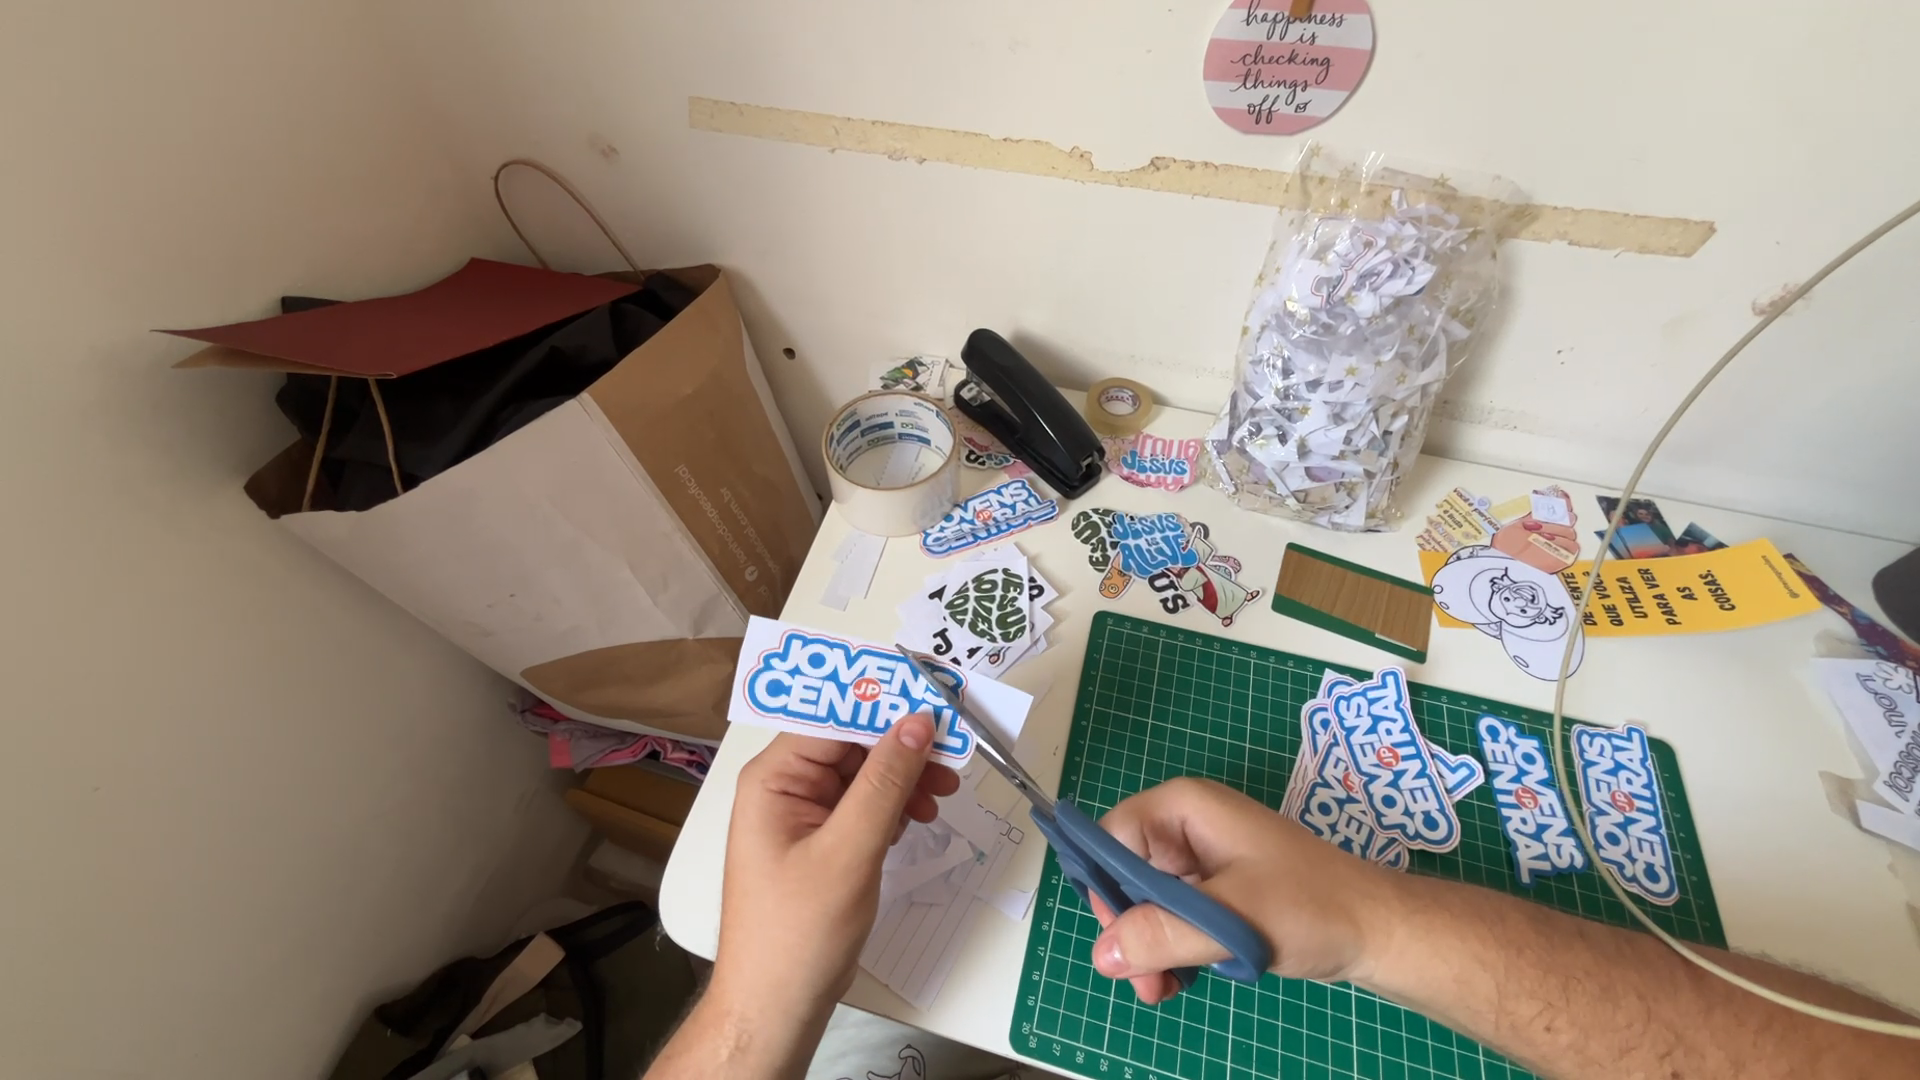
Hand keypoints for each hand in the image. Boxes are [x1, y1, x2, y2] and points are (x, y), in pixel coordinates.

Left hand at [710, 715, 960, 1026]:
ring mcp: (805, 811)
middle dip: (901, 747)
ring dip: (904, 778)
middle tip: (951, 757)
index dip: (883, 703)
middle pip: (852, 741)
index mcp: (775, 776)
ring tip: (942, 797)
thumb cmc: (801, 930)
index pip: (833, 716)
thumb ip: (886, 782)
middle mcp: (787, 784)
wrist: (778, 1008)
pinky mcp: (823, 837)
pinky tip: (915, 820)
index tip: (934, 701)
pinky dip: (894, 805)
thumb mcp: (850, 849)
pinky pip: (864, 802)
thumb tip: (919, 721)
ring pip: (864, 771)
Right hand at [1087, 777, 1402, 1004]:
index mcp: (1183, 808)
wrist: (1379, 932)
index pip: (1114, 836)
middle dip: (1128, 927)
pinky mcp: (1213, 886)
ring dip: (1146, 944)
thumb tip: (1101, 954)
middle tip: (1143, 982)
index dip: (1108, 886)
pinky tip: (1179, 978)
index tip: (1121, 941)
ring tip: (1161, 991)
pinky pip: (1170, 911)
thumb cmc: (1311, 909)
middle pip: (1125, 869)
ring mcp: (1198, 855)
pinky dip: (1169, 945)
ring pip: (1145, 896)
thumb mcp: (1232, 921)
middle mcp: (1183, 825)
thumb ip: (1163, 935)